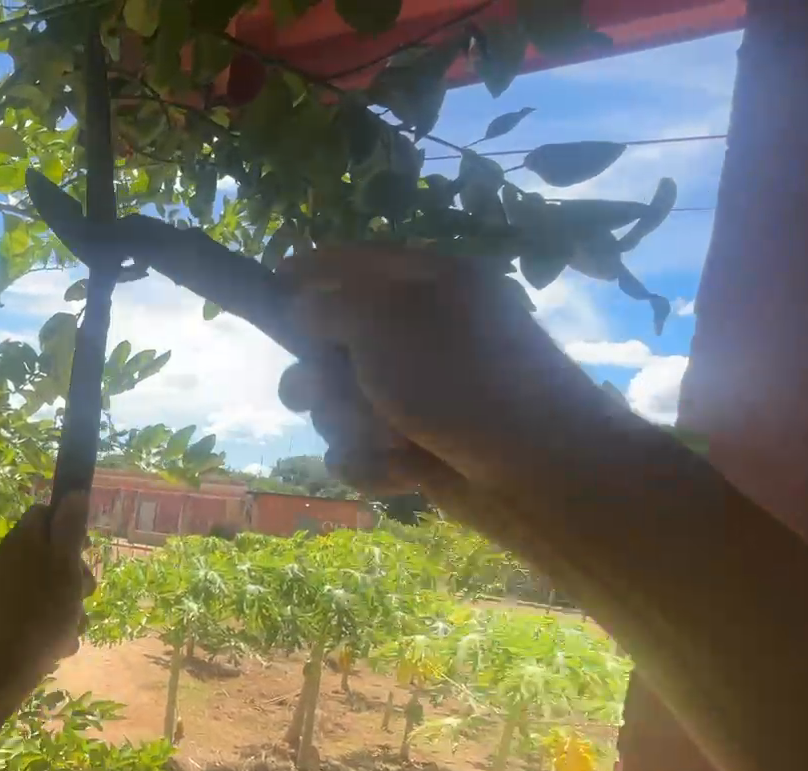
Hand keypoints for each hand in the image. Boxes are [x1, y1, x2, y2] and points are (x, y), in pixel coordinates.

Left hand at [0, 493, 93, 693]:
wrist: (5, 668)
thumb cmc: (42, 614)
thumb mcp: (65, 566)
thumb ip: (70, 528)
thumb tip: (75, 491)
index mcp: (22, 540)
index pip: (45, 513)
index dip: (69, 527)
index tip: (85, 550)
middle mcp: (11, 558)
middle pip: (54, 552)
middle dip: (76, 575)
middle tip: (82, 595)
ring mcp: (8, 587)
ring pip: (53, 586)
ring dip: (70, 606)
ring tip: (71, 626)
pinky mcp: (8, 614)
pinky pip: (41, 610)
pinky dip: (55, 625)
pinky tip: (59, 643)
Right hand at [272, 248, 624, 494]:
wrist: (535, 470)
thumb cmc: (462, 380)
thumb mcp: (387, 321)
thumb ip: (331, 304)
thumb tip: (302, 305)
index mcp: (427, 288)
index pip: (355, 263)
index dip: (309, 270)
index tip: (273, 281)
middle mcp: (417, 337)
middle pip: (328, 347)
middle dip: (322, 379)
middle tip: (333, 390)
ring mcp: (413, 395)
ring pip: (334, 407)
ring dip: (350, 426)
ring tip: (389, 439)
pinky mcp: (409, 446)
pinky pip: (354, 451)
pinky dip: (371, 464)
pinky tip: (402, 470)